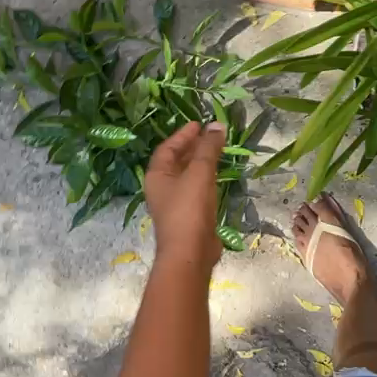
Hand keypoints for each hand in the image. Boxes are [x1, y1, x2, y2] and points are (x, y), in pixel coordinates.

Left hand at [144, 121, 226, 270]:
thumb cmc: (189, 209)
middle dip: (194, 146)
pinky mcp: (189, 215)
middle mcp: (162, 187)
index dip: (183, 134)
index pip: (167, 148)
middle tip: (212, 135)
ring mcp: (175, 203)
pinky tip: (220, 176)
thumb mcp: (199, 173)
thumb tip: (217, 125)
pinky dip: (207, 178)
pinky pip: (197, 188)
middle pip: (176, 160)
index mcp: (157, 175)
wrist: (190, 252)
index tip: (199, 124)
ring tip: (219, 151)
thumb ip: (208, 148)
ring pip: (188, 175)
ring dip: (202, 162)